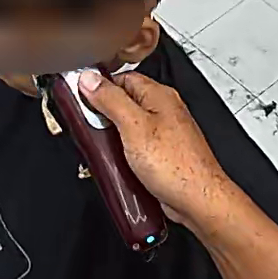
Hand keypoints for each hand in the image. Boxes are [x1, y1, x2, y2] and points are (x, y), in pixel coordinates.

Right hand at [76, 69, 241, 226]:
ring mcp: (162, 136)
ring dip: (111, 142)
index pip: (121, 78)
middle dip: (102, 118)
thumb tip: (89, 80)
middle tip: (91, 131)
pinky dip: (123, 158)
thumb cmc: (178, 166)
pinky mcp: (160, 157)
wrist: (198, 200)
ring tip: (105, 152)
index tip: (80, 100)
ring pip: (126, 131)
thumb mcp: (134, 126)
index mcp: (159, 96)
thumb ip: (110, 100)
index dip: (98, 87)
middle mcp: (163, 113)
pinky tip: (119, 166)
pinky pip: (134, 151)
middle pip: (122, 105)